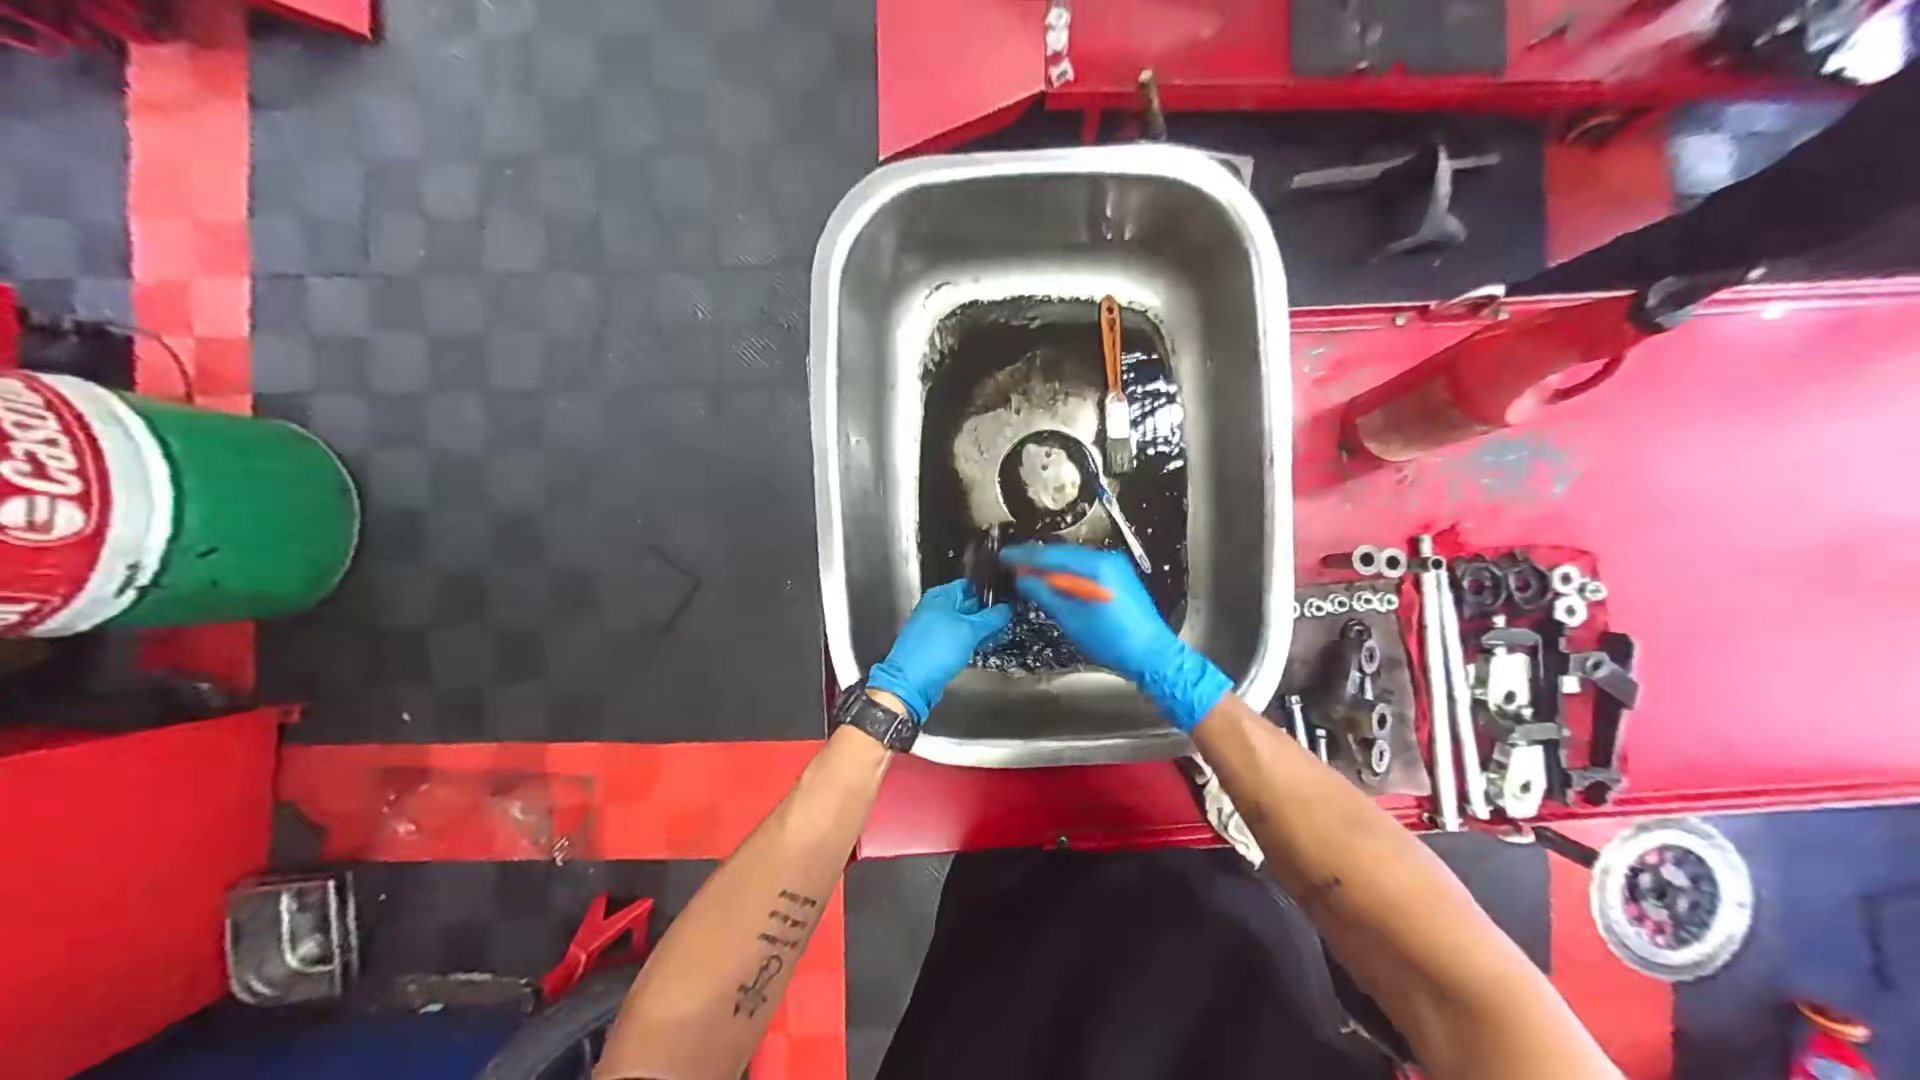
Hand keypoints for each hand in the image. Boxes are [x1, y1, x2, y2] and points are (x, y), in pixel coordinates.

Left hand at [866, 580, 1013, 723]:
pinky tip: (988, 643)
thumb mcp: (970, 631)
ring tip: (1004, 630)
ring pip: (966, 622)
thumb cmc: (937, 649)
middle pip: (970, 603)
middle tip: (1012, 615)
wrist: (911, 682)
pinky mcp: (938, 645)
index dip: (991, 590)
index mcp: (941, 596)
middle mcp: (937, 607)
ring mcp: (936, 627)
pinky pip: (960, 637)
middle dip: (990, 610)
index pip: (971, 585)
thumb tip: (1008, 608)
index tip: (1011, 595)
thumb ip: (991, 618)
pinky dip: (973, 639)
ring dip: (983, 627)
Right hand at [999, 543, 1230, 731]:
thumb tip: (1023, 579)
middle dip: (1036, 560)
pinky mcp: (1119, 578)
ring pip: (1074, 561)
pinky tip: (1054, 582)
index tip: (1004, 556)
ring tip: (1028, 574)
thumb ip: (1045, 594)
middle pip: (1063, 554)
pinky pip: (1085, 569)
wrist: (1153, 656)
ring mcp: (1116, 567)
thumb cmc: (1112, 640)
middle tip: (1012, 565)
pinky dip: (1067, 574)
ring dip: (1051, 568)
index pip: (1052, 555)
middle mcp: (1107, 559)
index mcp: (1096, 566)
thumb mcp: (1071, 618)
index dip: (1025, 556)